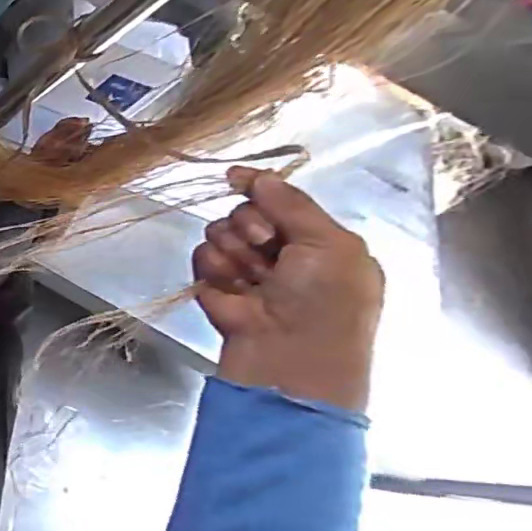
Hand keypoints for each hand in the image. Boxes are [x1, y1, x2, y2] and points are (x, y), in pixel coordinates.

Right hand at [192, 167, 383, 413]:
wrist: (287, 355)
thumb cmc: (324, 302)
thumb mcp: (329, 244)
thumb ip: (292, 204)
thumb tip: (257, 175)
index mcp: (319, 242)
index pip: (282, 200)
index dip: (260, 187)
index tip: (236, 177)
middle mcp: (281, 252)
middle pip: (246, 211)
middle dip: (251, 224)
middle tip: (266, 246)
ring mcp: (244, 269)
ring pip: (220, 231)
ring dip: (234, 249)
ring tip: (252, 276)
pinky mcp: (213, 284)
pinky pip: (202, 256)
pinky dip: (215, 269)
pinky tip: (231, 288)